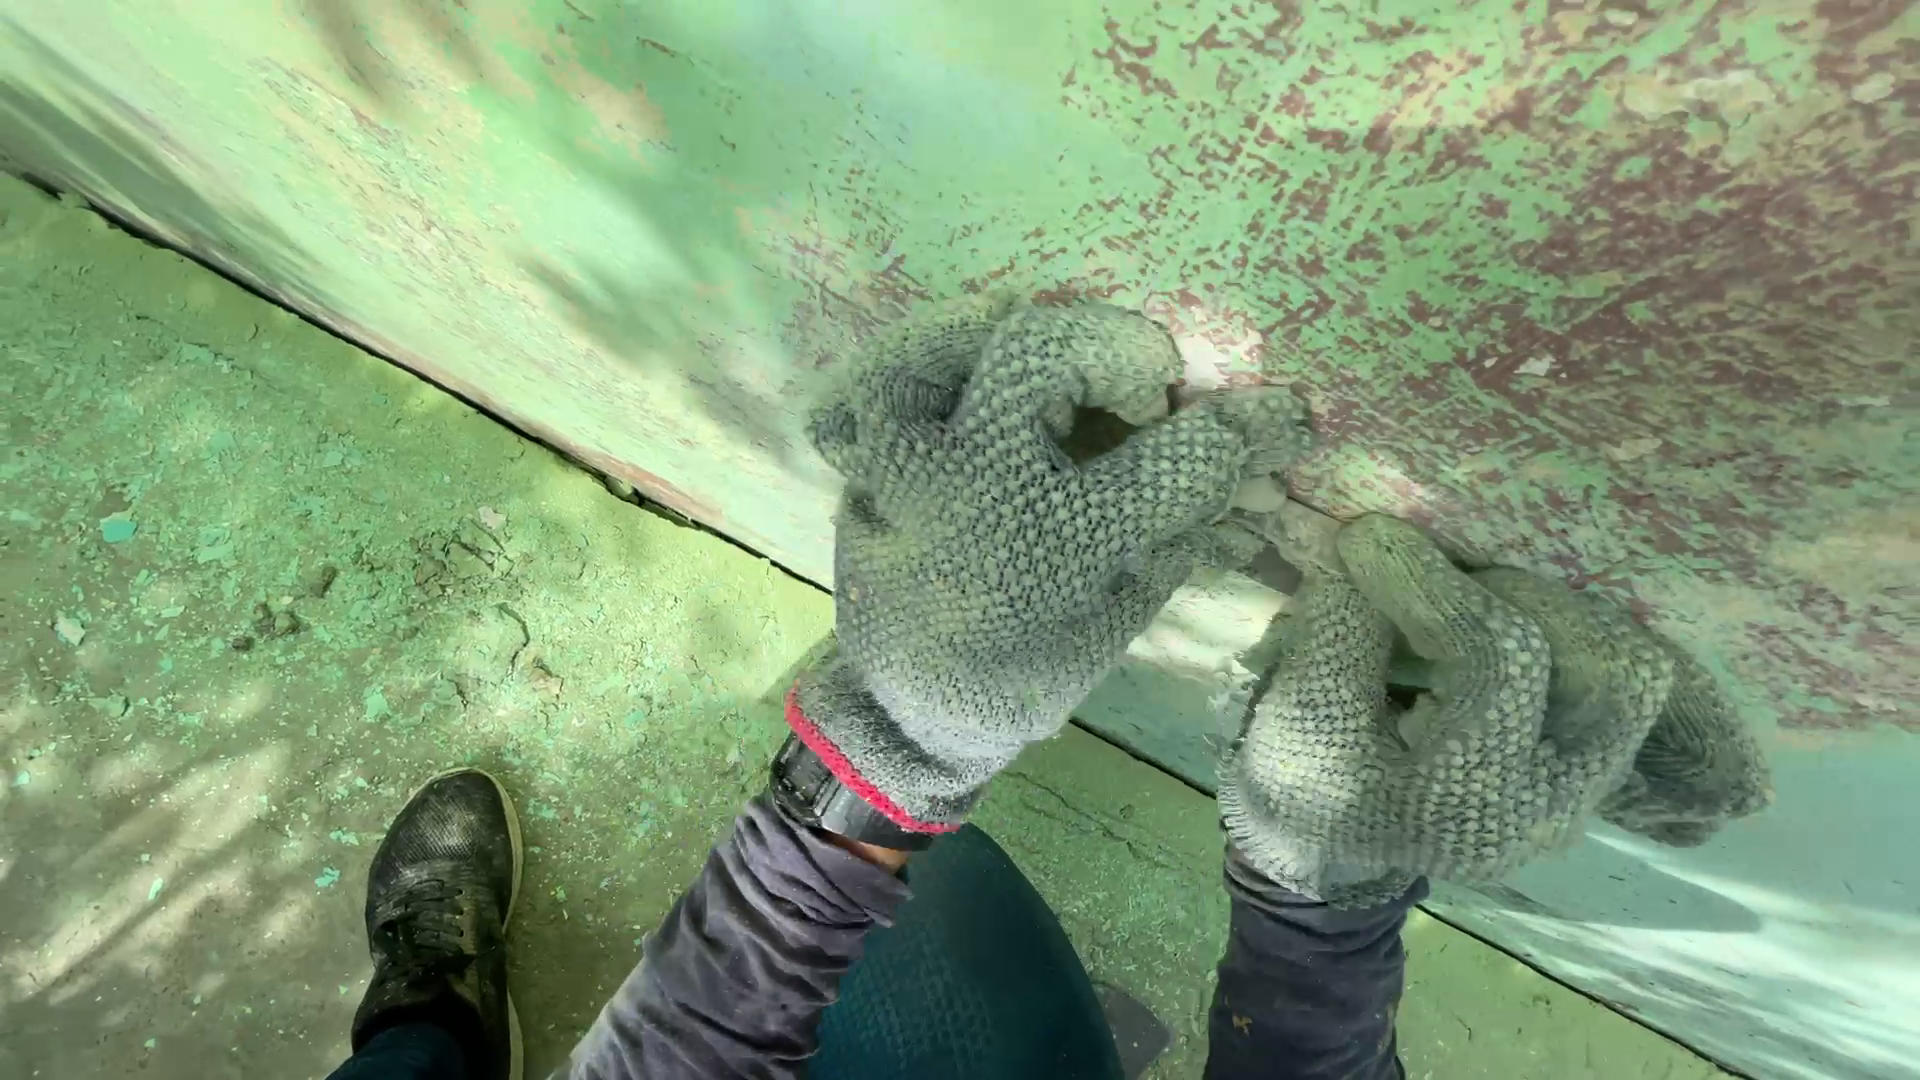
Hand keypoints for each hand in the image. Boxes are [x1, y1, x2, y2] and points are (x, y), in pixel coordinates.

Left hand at [791, 296, 1312, 831]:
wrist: (919, 710)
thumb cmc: (1031, 668)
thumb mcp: (1123, 611)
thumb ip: (1183, 529)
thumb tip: (1250, 464)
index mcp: (1054, 545)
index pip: (1178, 457)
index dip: (1252, 424)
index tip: (1285, 413)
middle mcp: (971, 491)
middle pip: (1038, 355)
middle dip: (1116, 346)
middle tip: (1146, 380)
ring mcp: (899, 477)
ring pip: (929, 356)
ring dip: (993, 335)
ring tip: (1038, 358)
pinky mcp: (856, 479)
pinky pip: (852, 403)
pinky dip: (898, 376)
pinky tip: (944, 386)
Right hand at [1219, 513, 1770, 905]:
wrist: (1326, 842)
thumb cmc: (1298, 781)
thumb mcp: (1294, 713)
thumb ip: (1337, 632)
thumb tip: (1373, 553)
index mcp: (1465, 802)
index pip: (1496, 660)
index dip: (1430, 581)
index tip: (1366, 535)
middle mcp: (1552, 808)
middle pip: (1614, 672)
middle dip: (1514, 593)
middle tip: (1432, 571)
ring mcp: (1583, 797)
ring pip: (1650, 680)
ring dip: (1557, 612)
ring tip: (1471, 592)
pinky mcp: (1589, 773)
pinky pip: (1645, 704)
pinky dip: (1594, 645)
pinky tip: (1535, 619)